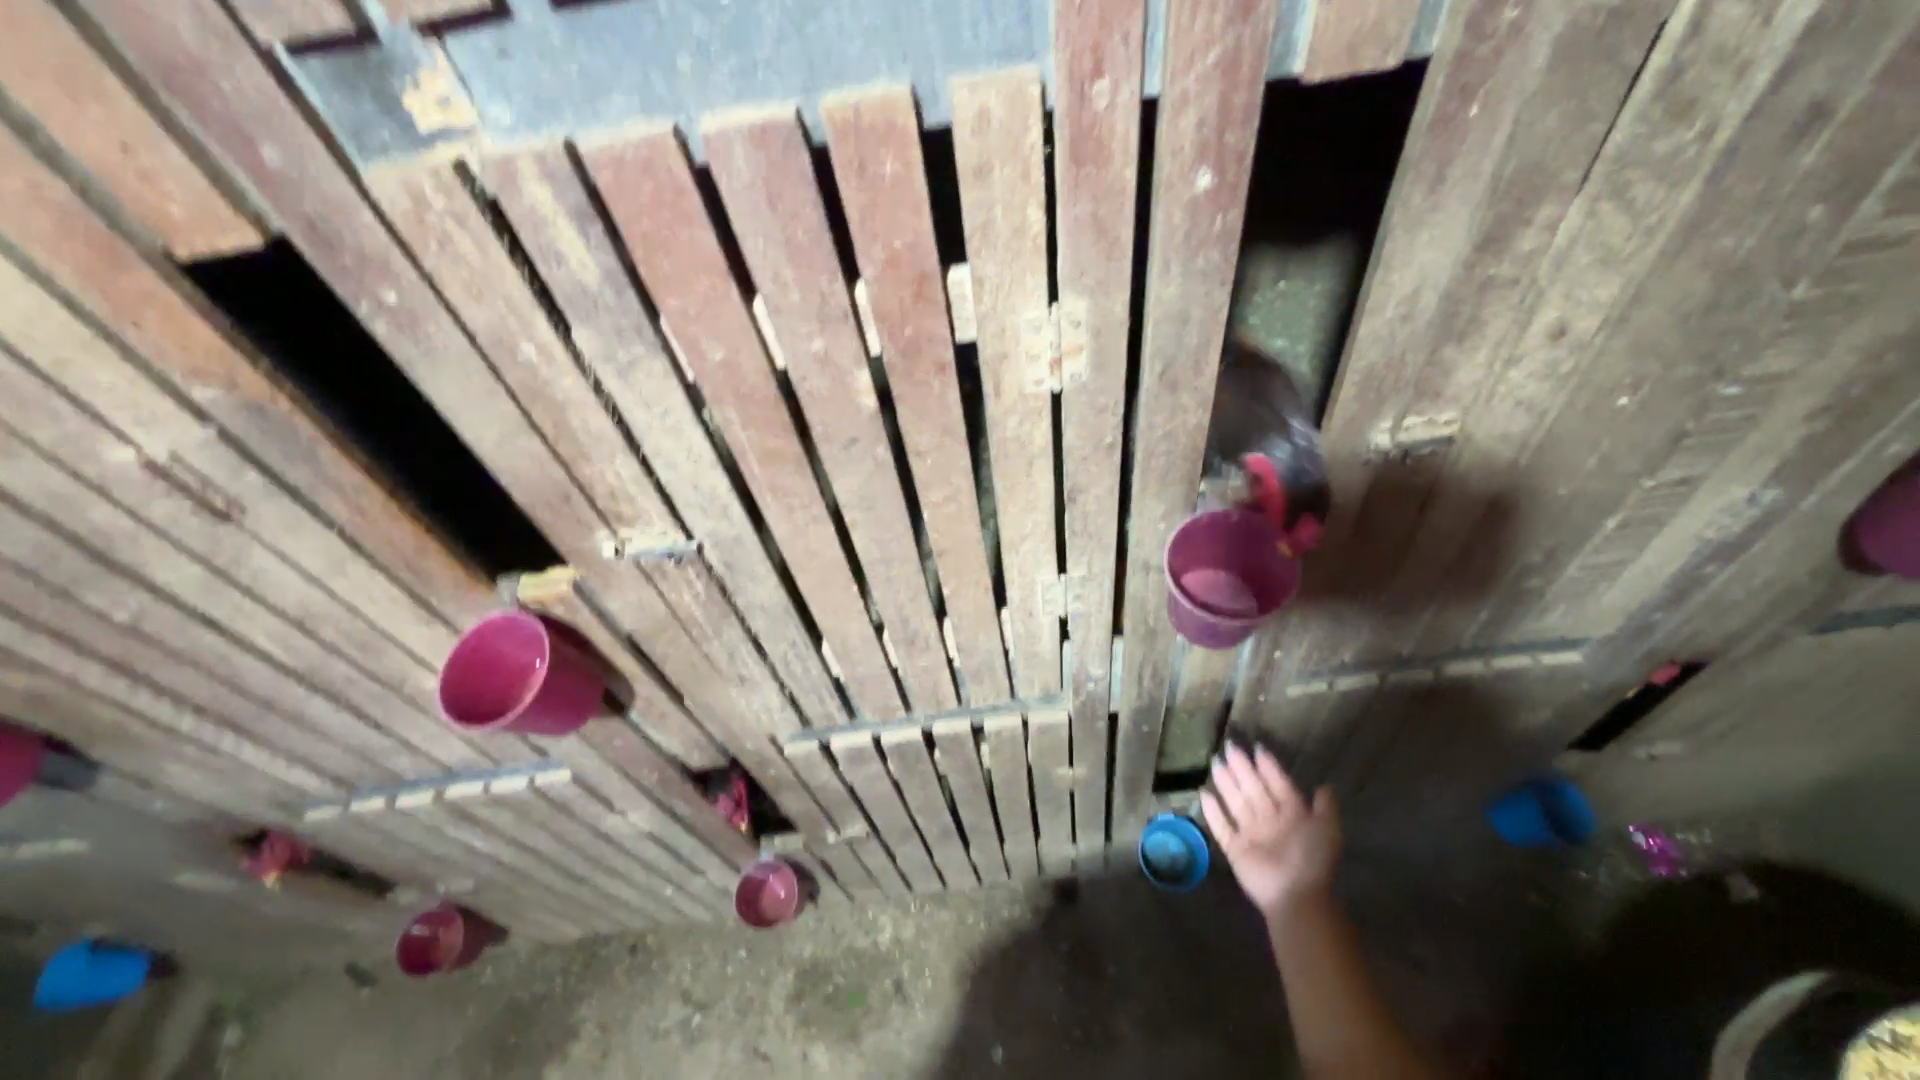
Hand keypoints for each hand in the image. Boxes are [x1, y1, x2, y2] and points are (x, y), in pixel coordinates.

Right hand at [1202, 743, 1340, 920]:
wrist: (1295, 893)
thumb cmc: (1312, 858)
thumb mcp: (1328, 829)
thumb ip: (1326, 807)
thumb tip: (1324, 785)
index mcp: (1292, 814)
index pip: (1278, 785)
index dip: (1269, 768)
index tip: (1257, 748)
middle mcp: (1270, 821)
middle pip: (1254, 790)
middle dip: (1242, 769)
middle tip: (1230, 748)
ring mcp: (1251, 834)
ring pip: (1236, 803)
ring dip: (1226, 784)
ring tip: (1214, 763)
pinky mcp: (1235, 849)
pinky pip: (1222, 827)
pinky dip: (1213, 813)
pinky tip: (1203, 795)